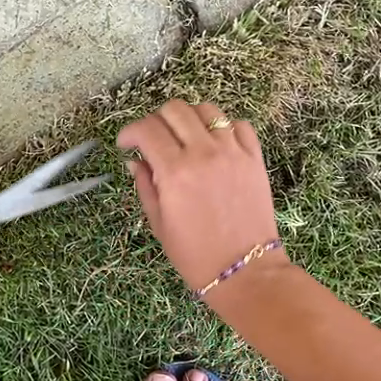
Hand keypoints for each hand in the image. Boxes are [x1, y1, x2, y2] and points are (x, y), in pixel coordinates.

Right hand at [117, 100, 283, 297]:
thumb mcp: (159, 222)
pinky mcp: (255, 158)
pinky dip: (223, 128)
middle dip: (156, 120)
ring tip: (184, 138)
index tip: (126, 144)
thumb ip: (145, 185)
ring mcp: (233, 152)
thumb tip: (136, 161)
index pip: (146, 129)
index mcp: (175, 172)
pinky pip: (238, 125)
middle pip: (175, 109)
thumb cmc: (195, 254)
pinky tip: (214, 145)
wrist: (244, 271)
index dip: (129, 132)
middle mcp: (204, 153)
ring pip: (207, 110)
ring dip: (189, 119)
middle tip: (153, 140)